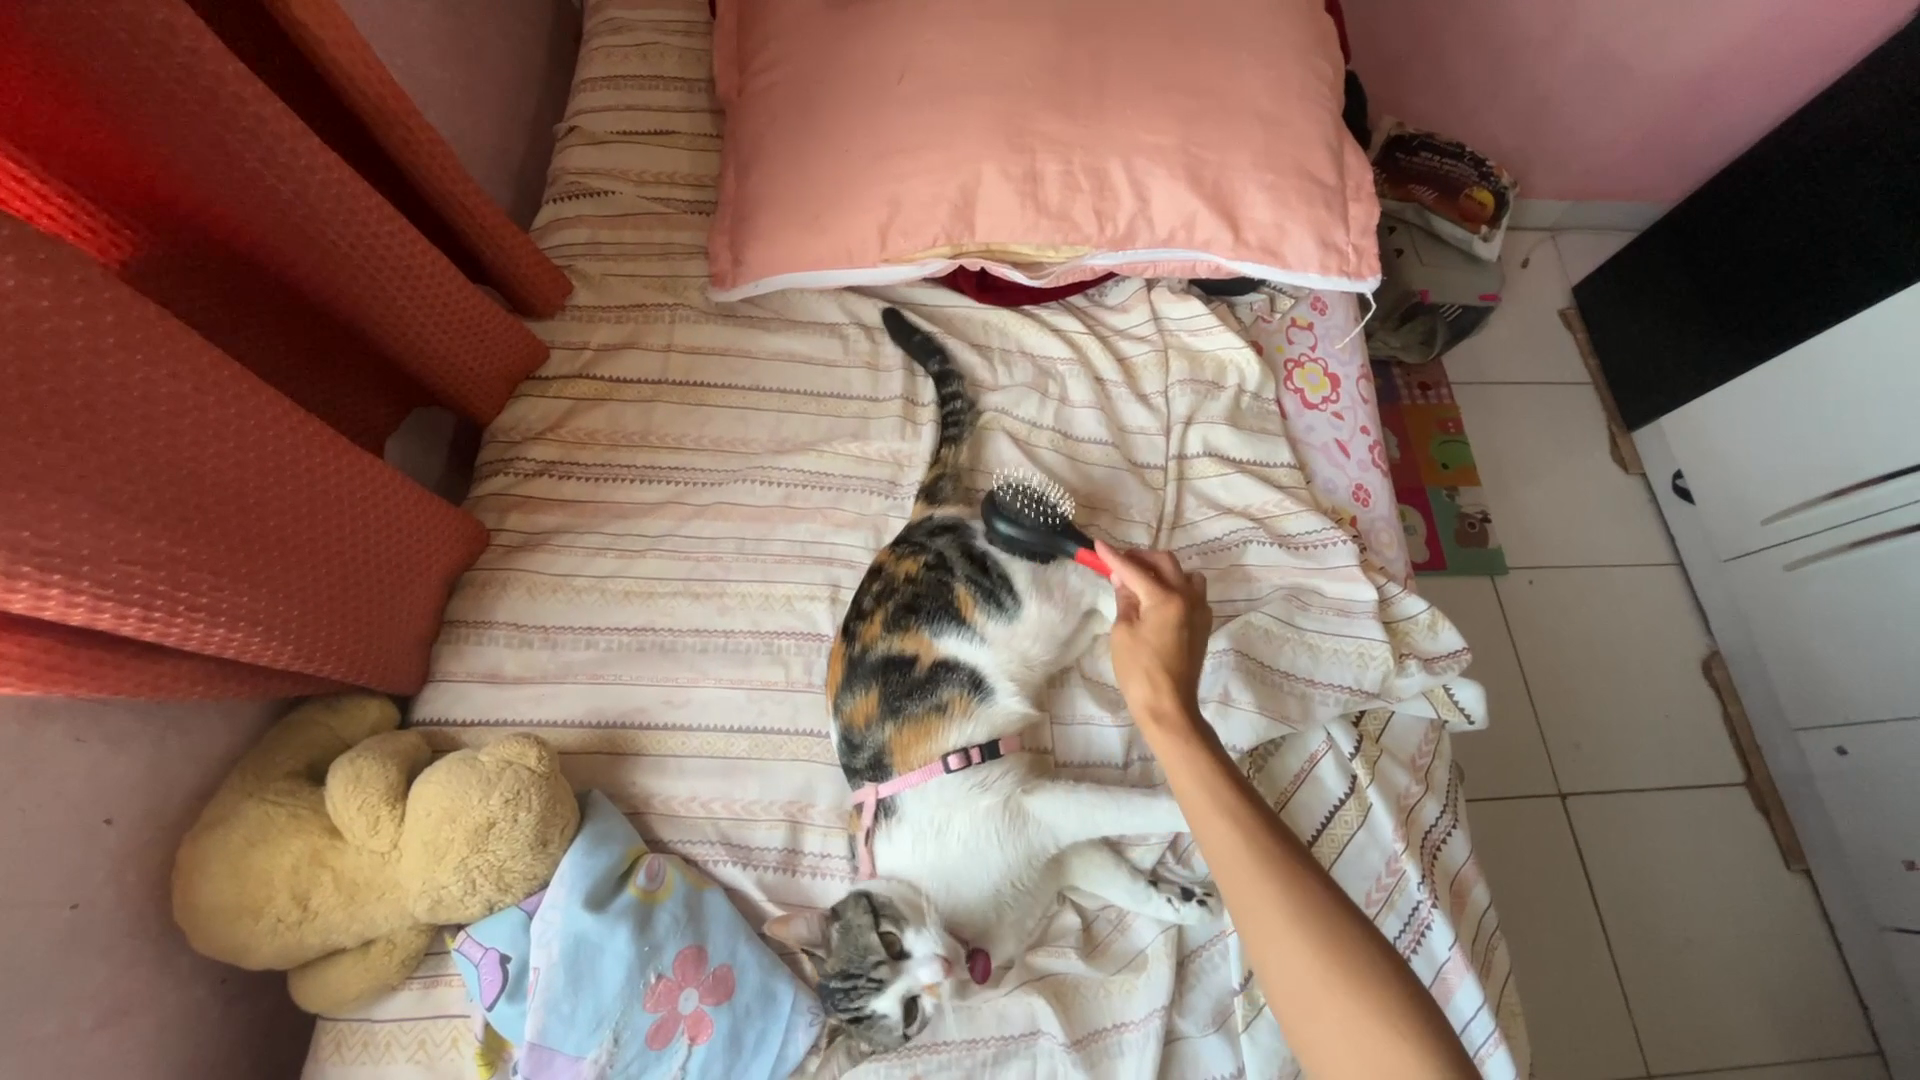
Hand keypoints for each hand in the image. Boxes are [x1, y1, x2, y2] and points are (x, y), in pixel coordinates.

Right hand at [1094, 540, 1212, 735]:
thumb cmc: (1139, 671)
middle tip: (1120, 562)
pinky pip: (1193, 593)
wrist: (1168, 705)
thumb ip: (1125, 600)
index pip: (1134, 570)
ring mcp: (1200, 611)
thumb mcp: (1123, 632)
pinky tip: (1160, 600)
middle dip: (1141, 558)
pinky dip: (1176, 588)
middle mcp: (1188, 598)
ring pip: (1185, 575)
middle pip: (1165, 563)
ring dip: (1164, 571)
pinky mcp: (1203, 624)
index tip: (1098, 544)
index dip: (1114, 557)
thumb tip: (1123, 580)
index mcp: (1165, 598)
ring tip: (1143, 580)